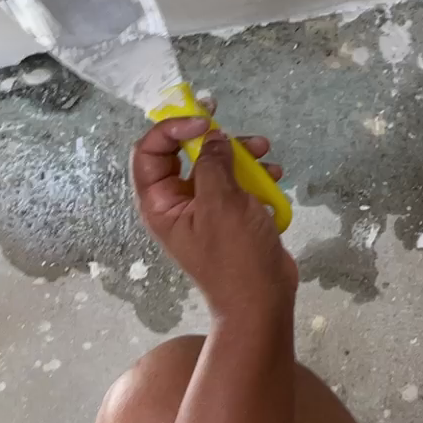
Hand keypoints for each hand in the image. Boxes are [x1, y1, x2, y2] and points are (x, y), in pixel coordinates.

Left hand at [131, 117, 296, 324]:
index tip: (204, 122)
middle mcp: (177, 203)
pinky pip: (236, 183)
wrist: (262, 300)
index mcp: (160, 204)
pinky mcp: (231, 215)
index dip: (171, 129)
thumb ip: (213, 164)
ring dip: (239, 154)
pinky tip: (274, 175)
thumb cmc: (235, 256)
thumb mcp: (222, 204)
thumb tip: (213, 138)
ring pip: (214, 165)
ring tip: (265, 150)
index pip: (149, 152)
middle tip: (229, 122)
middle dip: (210, 137)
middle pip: (182, 154)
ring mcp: (205, 209)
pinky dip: (254, 174)